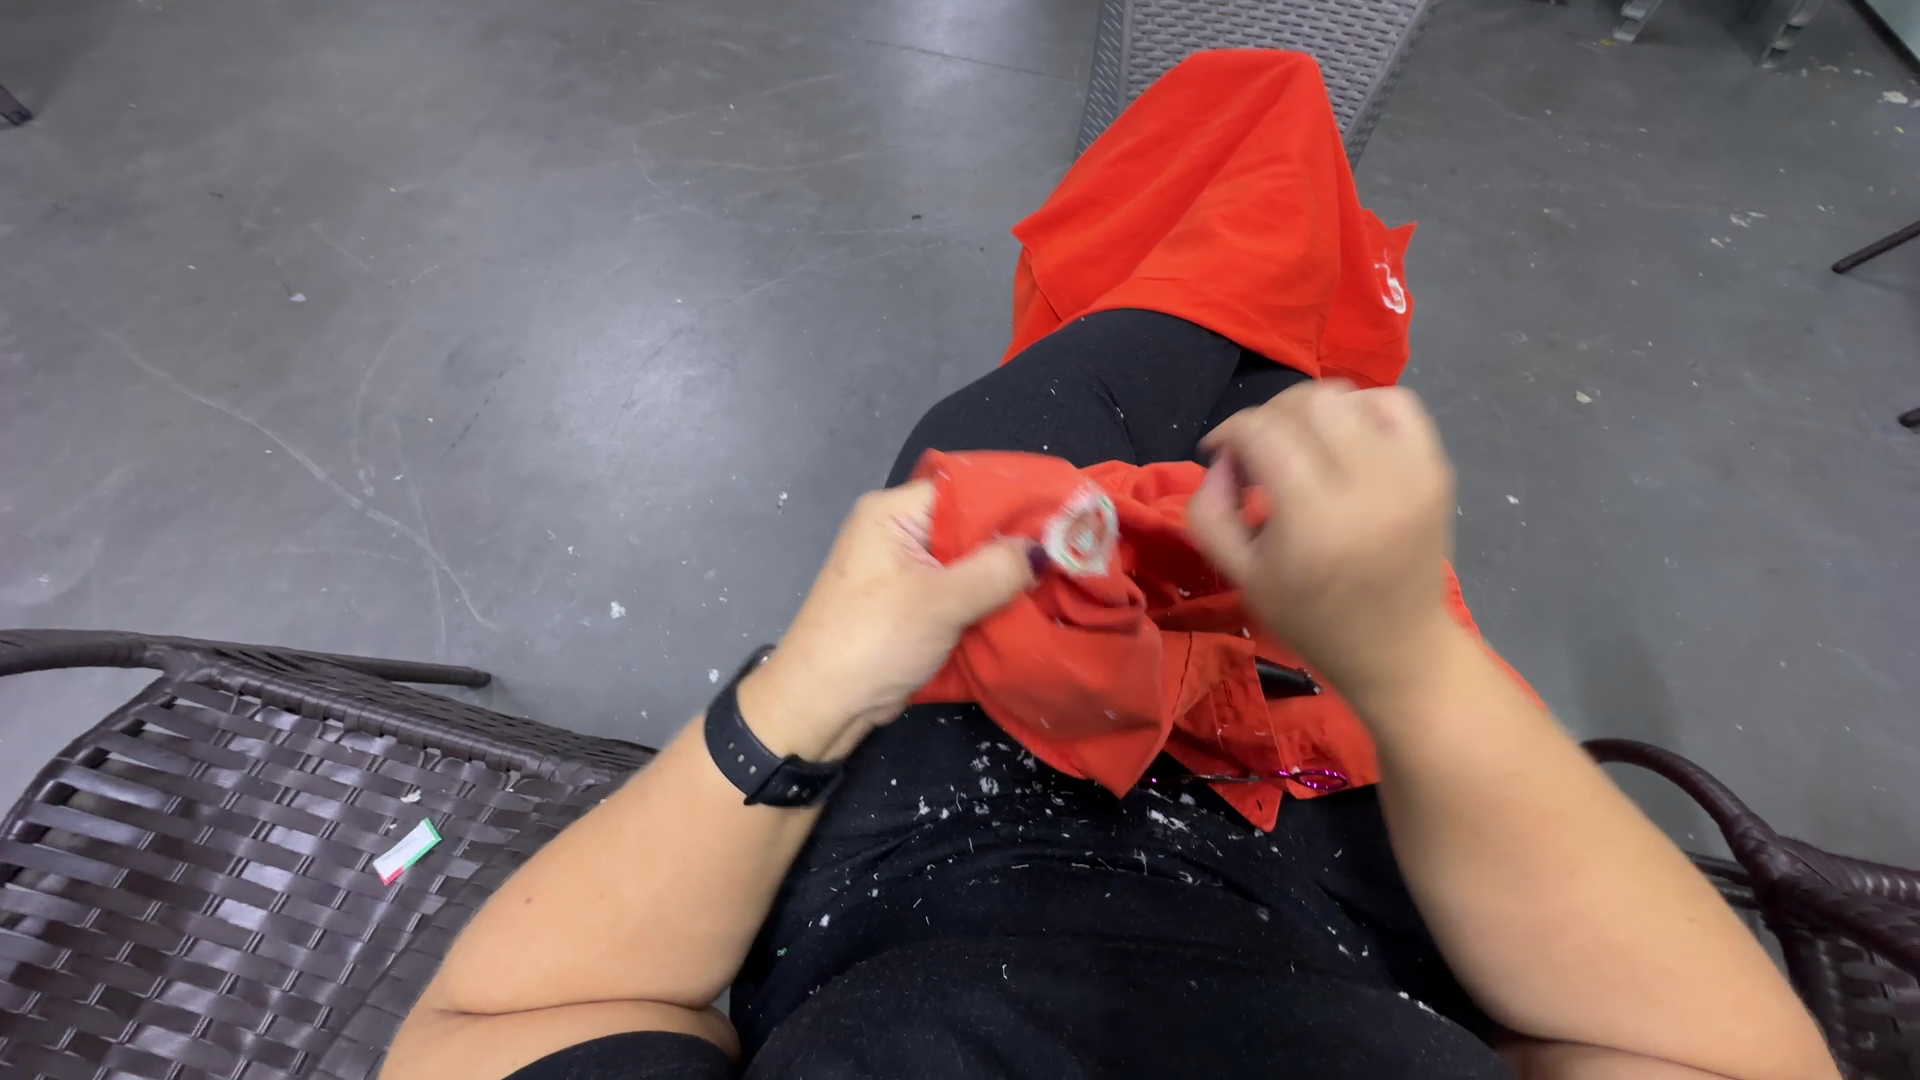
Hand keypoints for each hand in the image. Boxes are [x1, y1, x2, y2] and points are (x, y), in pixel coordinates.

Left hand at [736, 480, 1041, 760]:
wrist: (820, 706)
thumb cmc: (873, 642)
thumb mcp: (940, 602)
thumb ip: (997, 569)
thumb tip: (1049, 546)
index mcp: (893, 512)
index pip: (967, 489)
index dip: (1017, 501)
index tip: (1067, 517)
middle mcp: (898, 531)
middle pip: (971, 525)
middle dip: (1016, 542)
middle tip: (1071, 553)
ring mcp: (904, 569)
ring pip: (968, 560)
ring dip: (1005, 574)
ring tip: (1061, 577)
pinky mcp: (911, 602)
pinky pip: (959, 588)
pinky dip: (988, 597)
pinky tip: (1028, 603)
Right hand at [1187, 380, 1460, 708]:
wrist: (1397, 647)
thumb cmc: (1310, 618)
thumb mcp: (1239, 575)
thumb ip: (1209, 512)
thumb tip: (1221, 459)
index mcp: (1313, 520)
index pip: (1262, 432)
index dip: (1230, 430)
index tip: (1220, 453)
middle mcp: (1368, 487)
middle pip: (1305, 404)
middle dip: (1267, 417)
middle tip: (1257, 452)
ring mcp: (1410, 474)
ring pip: (1347, 396)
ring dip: (1309, 410)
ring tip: (1299, 444)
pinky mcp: (1435, 469)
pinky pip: (1395, 403)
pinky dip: (1359, 407)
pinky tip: (1342, 438)